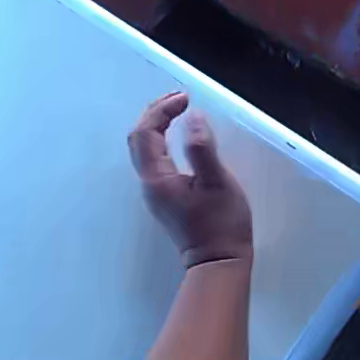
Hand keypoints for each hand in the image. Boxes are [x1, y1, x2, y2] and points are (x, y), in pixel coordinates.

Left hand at [128, 92, 252, 267]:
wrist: (218, 261)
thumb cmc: (221, 223)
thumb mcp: (217, 183)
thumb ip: (202, 149)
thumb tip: (193, 118)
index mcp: (157, 178)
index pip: (146, 133)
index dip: (161, 110)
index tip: (185, 98)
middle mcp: (149, 184)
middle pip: (139, 140)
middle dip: (155, 114)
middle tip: (179, 99)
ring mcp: (155, 193)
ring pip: (145, 150)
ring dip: (158, 126)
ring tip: (178, 111)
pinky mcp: (165, 198)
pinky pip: (155, 161)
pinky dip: (163, 141)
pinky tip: (179, 138)